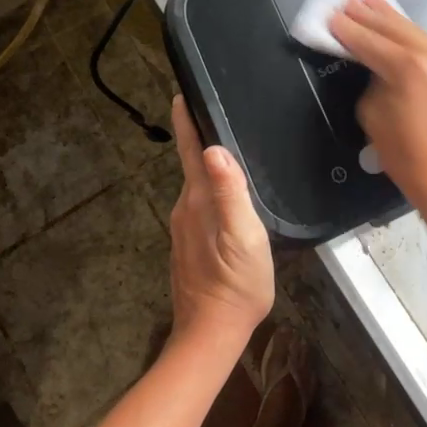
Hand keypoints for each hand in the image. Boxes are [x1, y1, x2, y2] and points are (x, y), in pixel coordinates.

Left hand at [168, 96, 273, 346]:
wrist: (211, 334)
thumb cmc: (235, 285)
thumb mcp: (244, 237)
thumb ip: (230, 193)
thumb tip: (214, 149)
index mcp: (198, 200)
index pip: (190, 149)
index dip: (187, 120)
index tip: (182, 92)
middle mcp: (185, 208)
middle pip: (193, 163)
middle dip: (201, 136)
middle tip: (219, 111)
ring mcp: (185, 229)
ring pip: (198, 186)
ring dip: (208, 165)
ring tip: (231, 148)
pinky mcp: (190, 245)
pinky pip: (201, 206)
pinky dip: (212, 191)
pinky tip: (229, 197)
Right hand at [331, 0, 426, 220]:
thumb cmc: (410, 161)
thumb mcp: (375, 120)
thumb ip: (372, 85)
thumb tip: (376, 73)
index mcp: (409, 68)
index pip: (370, 41)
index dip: (347, 29)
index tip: (331, 16)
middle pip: (395, 28)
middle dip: (369, 14)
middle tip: (348, 0)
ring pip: (416, 33)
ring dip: (391, 19)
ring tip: (371, 2)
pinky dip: (411, 36)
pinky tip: (399, 30)